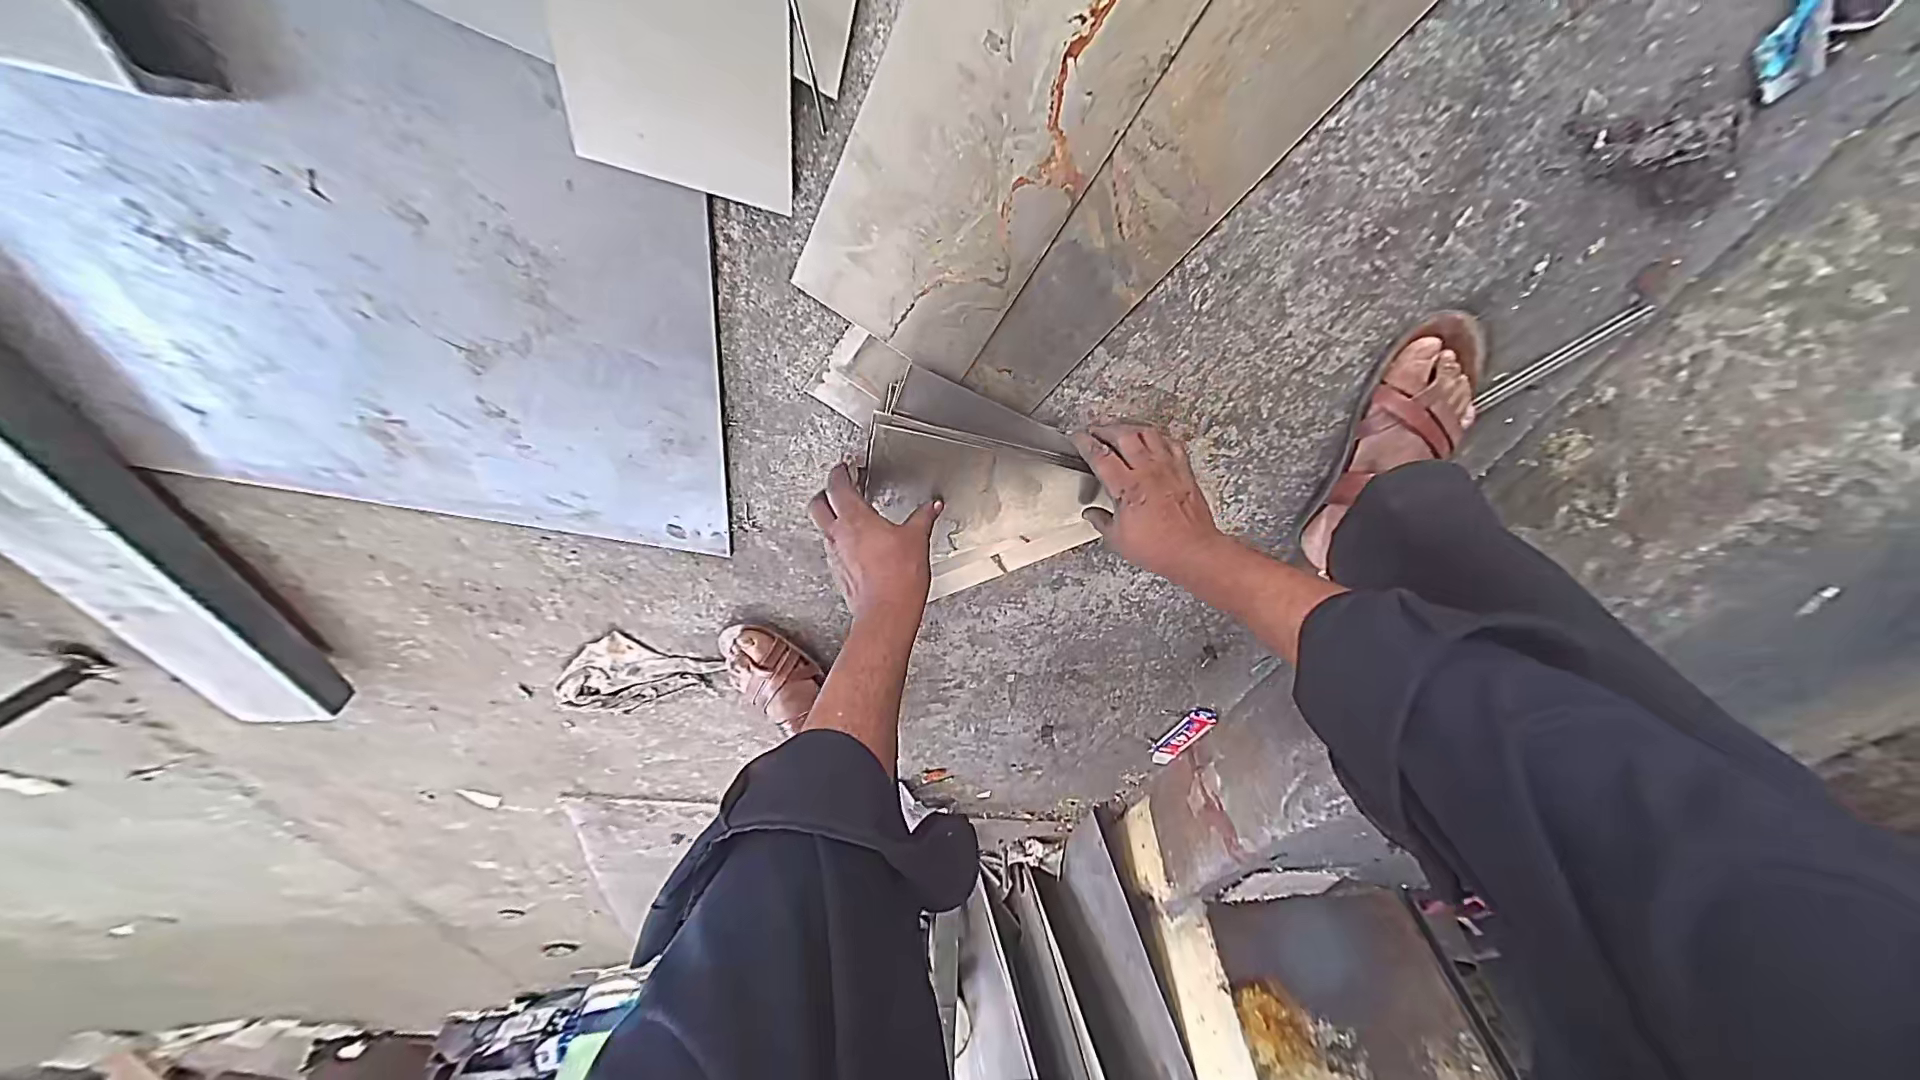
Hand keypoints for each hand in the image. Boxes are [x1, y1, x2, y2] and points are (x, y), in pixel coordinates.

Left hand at [808, 463, 941, 620]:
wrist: (887, 612)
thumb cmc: (898, 577)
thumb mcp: (917, 539)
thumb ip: (923, 518)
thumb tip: (931, 507)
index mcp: (855, 519)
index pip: (837, 486)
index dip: (840, 473)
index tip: (844, 467)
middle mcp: (839, 535)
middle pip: (817, 505)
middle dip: (825, 493)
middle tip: (837, 487)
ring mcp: (836, 556)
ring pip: (823, 528)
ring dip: (831, 518)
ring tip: (849, 516)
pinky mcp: (839, 573)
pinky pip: (834, 550)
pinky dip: (841, 542)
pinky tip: (857, 546)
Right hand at [1072, 424, 1228, 583]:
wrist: (1193, 551)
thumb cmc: (1159, 548)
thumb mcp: (1118, 539)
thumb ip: (1101, 522)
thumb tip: (1092, 514)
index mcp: (1128, 488)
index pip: (1100, 455)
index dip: (1085, 442)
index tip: (1077, 437)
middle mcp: (1148, 472)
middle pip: (1123, 435)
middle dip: (1104, 428)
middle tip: (1095, 429)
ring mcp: (1168, 468)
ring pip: (1147, 433)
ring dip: (1130, 427)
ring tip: (1119, 429)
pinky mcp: (1184, 471)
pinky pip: (1171, 442)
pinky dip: (1158, 436)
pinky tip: (1153, 439)